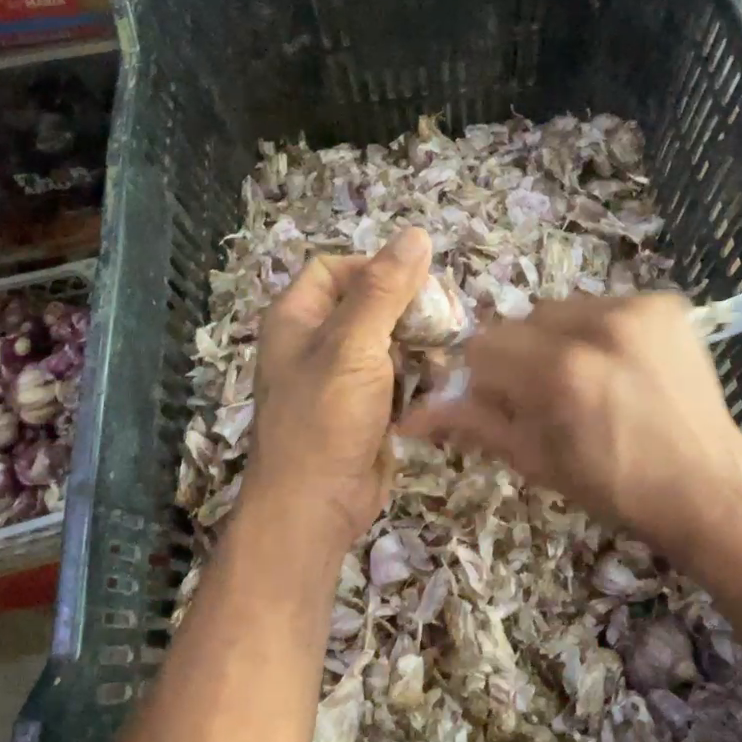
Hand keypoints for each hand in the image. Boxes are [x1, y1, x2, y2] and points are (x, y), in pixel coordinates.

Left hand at [244, 227, 432, 554]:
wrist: (315, 507)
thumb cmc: (325, 418)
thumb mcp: (354, 345)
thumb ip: (385, 289)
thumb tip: (417, 235)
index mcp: (297, 317)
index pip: (337, 268)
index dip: (377, 269)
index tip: (417, 284)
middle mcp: (316, 341)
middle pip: (370, 302)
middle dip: (409, 310)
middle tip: (444, 321)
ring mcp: (341, 376)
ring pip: (390, 340)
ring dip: (419, 345)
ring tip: (445, 354)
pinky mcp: (365, 407)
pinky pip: (397, 375)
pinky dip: (418, 376)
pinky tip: (436, 384)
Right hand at [398, 294, 741, 557]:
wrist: (708, 486)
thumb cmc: (616, 487)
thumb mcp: (538, 463)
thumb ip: (476, 426)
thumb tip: (411, 416)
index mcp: (560, 375)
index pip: (483, 347)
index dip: (487, 379)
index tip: (509, 404)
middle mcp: (597, 328)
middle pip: (520, 322)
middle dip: (522, 357)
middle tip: (551, 396)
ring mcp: (636, 310)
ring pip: (560, 309)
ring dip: (559, 338)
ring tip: (589, 378)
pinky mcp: (664, 303)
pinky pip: (605, 303)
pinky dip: (600, 330)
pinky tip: (621, 365)